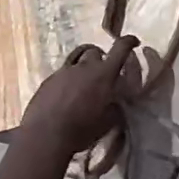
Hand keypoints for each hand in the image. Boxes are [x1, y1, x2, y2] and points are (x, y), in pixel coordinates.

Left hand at [20, 37, 140, 153]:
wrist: (45, 136)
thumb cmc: (83, 129)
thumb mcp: (109, 120)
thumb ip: (115, 105)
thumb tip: (115, 100)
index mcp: (104, 74)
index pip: (120, 48)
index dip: (129, 41)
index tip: (133, 42)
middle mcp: (84, 67)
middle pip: (95, 51)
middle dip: (102, 58)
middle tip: (104, 71)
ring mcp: (63, 72)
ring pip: (77, 59)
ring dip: (84, 65)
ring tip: (84, 80)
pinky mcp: (48, 81)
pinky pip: (62, 73)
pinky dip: (69, 79)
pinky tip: (67, 95)